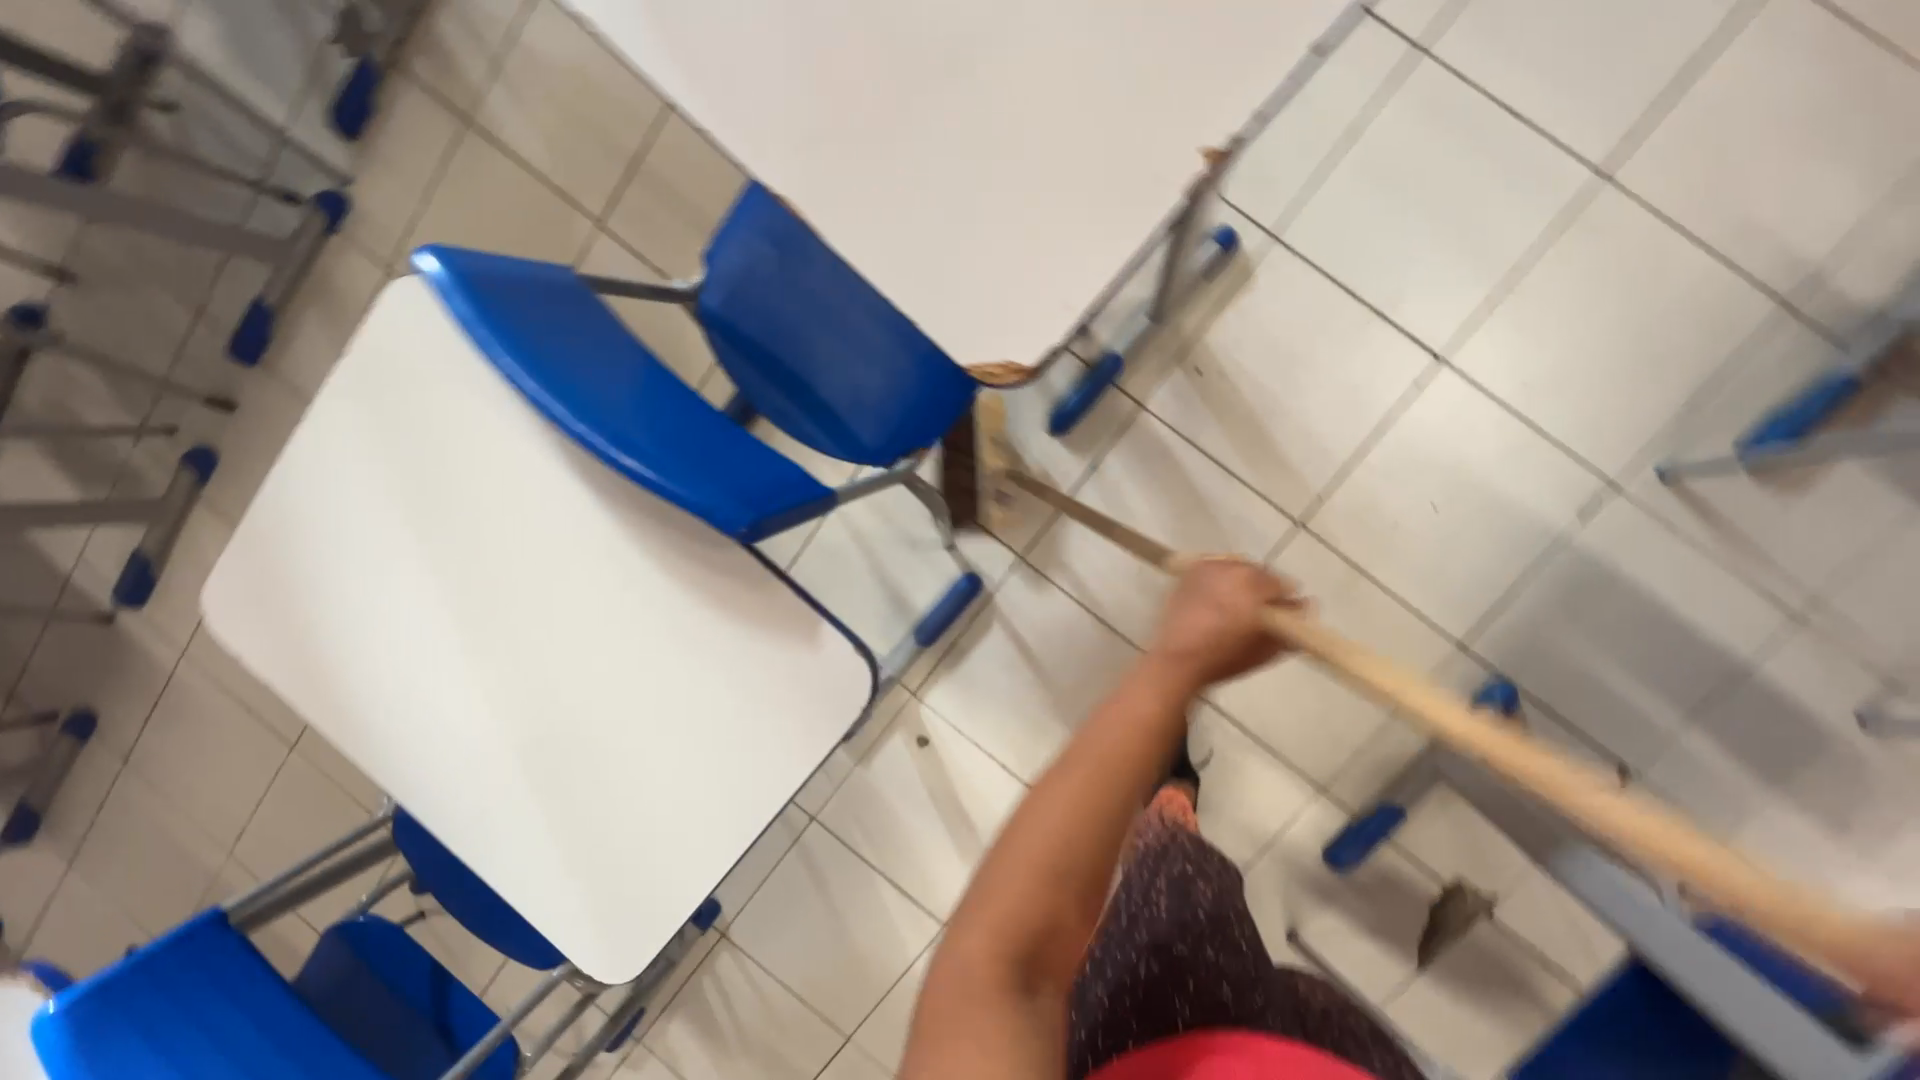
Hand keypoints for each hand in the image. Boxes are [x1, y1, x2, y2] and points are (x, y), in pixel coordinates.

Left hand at [1148, 557, 1307, 691]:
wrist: (1177, 659)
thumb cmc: (1224, 657)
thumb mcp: (1266, 649)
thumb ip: (1292, 626)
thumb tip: (1306, 607)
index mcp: (1255, 585)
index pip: (1283, 584)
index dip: (1285, 599)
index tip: (1284, 613)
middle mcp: (1233, 568)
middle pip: (1259, 573)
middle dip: (1263, 588)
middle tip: (1259, 609)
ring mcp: (1208, 567)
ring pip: (1236, 567)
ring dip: (1241, 581)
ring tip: (1237, 603)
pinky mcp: (1189, 571)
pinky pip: (1214, 568)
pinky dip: (1220, 578)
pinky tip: (1217, 596)